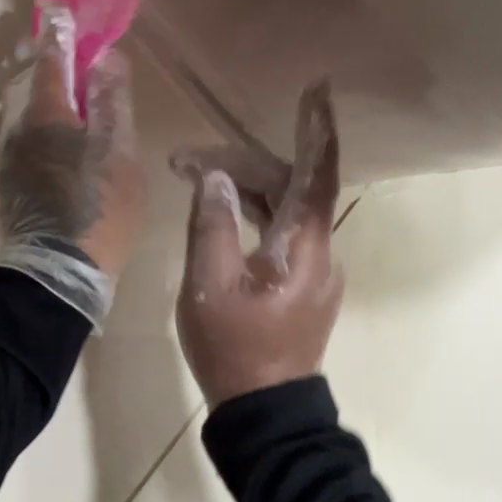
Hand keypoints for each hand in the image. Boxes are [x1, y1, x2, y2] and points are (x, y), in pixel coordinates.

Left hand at [0, 8, 144, 277]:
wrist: (57, 271)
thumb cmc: (98, 207)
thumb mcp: (118, 152)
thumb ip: (111, 102)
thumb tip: (106, 58)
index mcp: (48, 112)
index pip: (54, 57)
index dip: (61, 32)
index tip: (62, 7)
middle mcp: (21, 126)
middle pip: (44, 86)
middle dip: (63, 69)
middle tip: (88, 60)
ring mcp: (13, 154)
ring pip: (38, 116)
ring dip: (59, 103)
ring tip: (88, 106)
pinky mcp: (14, 180)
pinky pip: (35, 140)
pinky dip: (53, 131)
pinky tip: (73, 147)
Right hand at [171, 82, 342, 407]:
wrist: (265, 412)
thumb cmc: (236, 346)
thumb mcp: (210, 283)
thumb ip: (212, 224)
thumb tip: (215, 178)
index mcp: (304, 244)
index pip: (317, 172)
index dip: (317, 128)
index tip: (317, 89)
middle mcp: (318, 249)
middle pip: (288, 185)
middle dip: (240, 162)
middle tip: (183, 159)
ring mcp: (310, 268)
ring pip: (279, 207)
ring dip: (239, 187)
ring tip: (188, 176)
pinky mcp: (297, 282)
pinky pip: (275, 229)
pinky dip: (246, 211)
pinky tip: (214, 210)